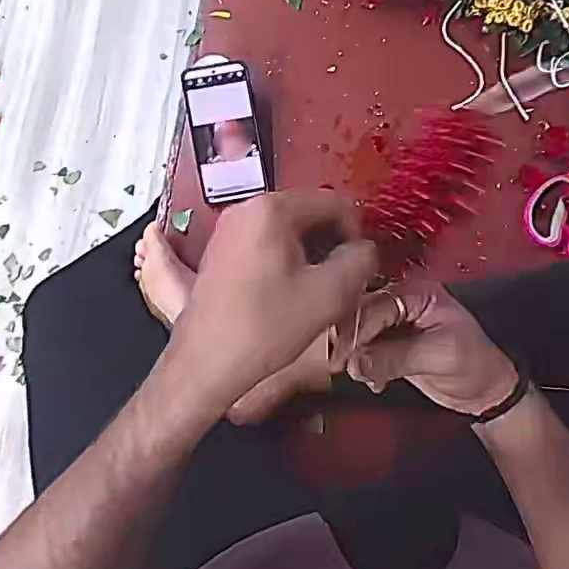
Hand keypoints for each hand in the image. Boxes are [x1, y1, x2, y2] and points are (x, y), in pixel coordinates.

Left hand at [164, 190, 376, 414]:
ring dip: (311, 254)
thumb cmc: (262, 329)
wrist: (204, 365)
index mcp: (272, 210)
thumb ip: (360, 261)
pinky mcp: (222, 251)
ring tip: (316, 290)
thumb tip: (365, 249)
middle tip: (341, 279)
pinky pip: (268, 243)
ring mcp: (230, 229)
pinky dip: (287, 261)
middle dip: (333, 243)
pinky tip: (290, 294)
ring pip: (290, 230)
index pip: (335, 203)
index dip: (356, 233)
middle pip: (311, 213)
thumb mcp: (329, 294)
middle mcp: (247, 209)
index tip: (359, 263)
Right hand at [338, 280, 519, 415]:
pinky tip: (373, 380)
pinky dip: (363, 365)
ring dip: (356, 355)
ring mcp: (394, 322)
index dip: (357, 329)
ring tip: (364, 375)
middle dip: (351, 341)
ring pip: (359, 332)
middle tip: (341, 365)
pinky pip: (364, 349)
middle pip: (361, 314)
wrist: (486, 390)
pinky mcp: (389, 343)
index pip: (377, 304)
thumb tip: (356, 362)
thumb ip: (394, 357)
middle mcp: (403, 300)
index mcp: (418, 291)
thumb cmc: (474, 364)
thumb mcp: (438, 355)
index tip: (341, 353)